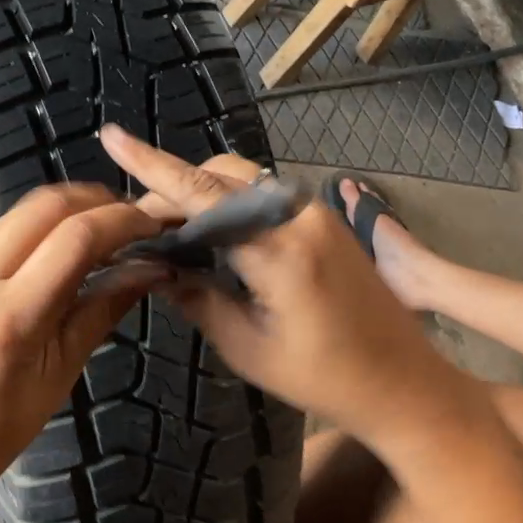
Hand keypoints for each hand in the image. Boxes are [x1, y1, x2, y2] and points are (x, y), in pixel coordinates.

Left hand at [0, 184, 163, 514]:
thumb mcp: (60, 373)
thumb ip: (102, 309)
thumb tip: (152, 268)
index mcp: (10, 314)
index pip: (76, 237)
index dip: (122, 220)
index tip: (155, 223)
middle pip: (45, 206)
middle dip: (95, 199)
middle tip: (132, 215)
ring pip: (17, 215)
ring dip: (63, 211)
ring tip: (101, 229)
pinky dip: (32, 232)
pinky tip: (54, 253)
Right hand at [100, 126, 460, 445]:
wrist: (410, 385)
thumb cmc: (326, 381)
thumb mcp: (248, 348)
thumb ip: (196, 298)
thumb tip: (152, 265)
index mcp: (279, 251)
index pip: (201, 195)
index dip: (152, 165)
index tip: (112, 137)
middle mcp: (300, 217)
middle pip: (220, 176)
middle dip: (173, 189)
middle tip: (140, 228)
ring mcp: (319, 214)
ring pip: (243, 181)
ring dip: (202, 195)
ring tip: (171, 232)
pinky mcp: (327, 222)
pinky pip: (265, 196)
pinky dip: (230, 205)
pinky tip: (214, 237)